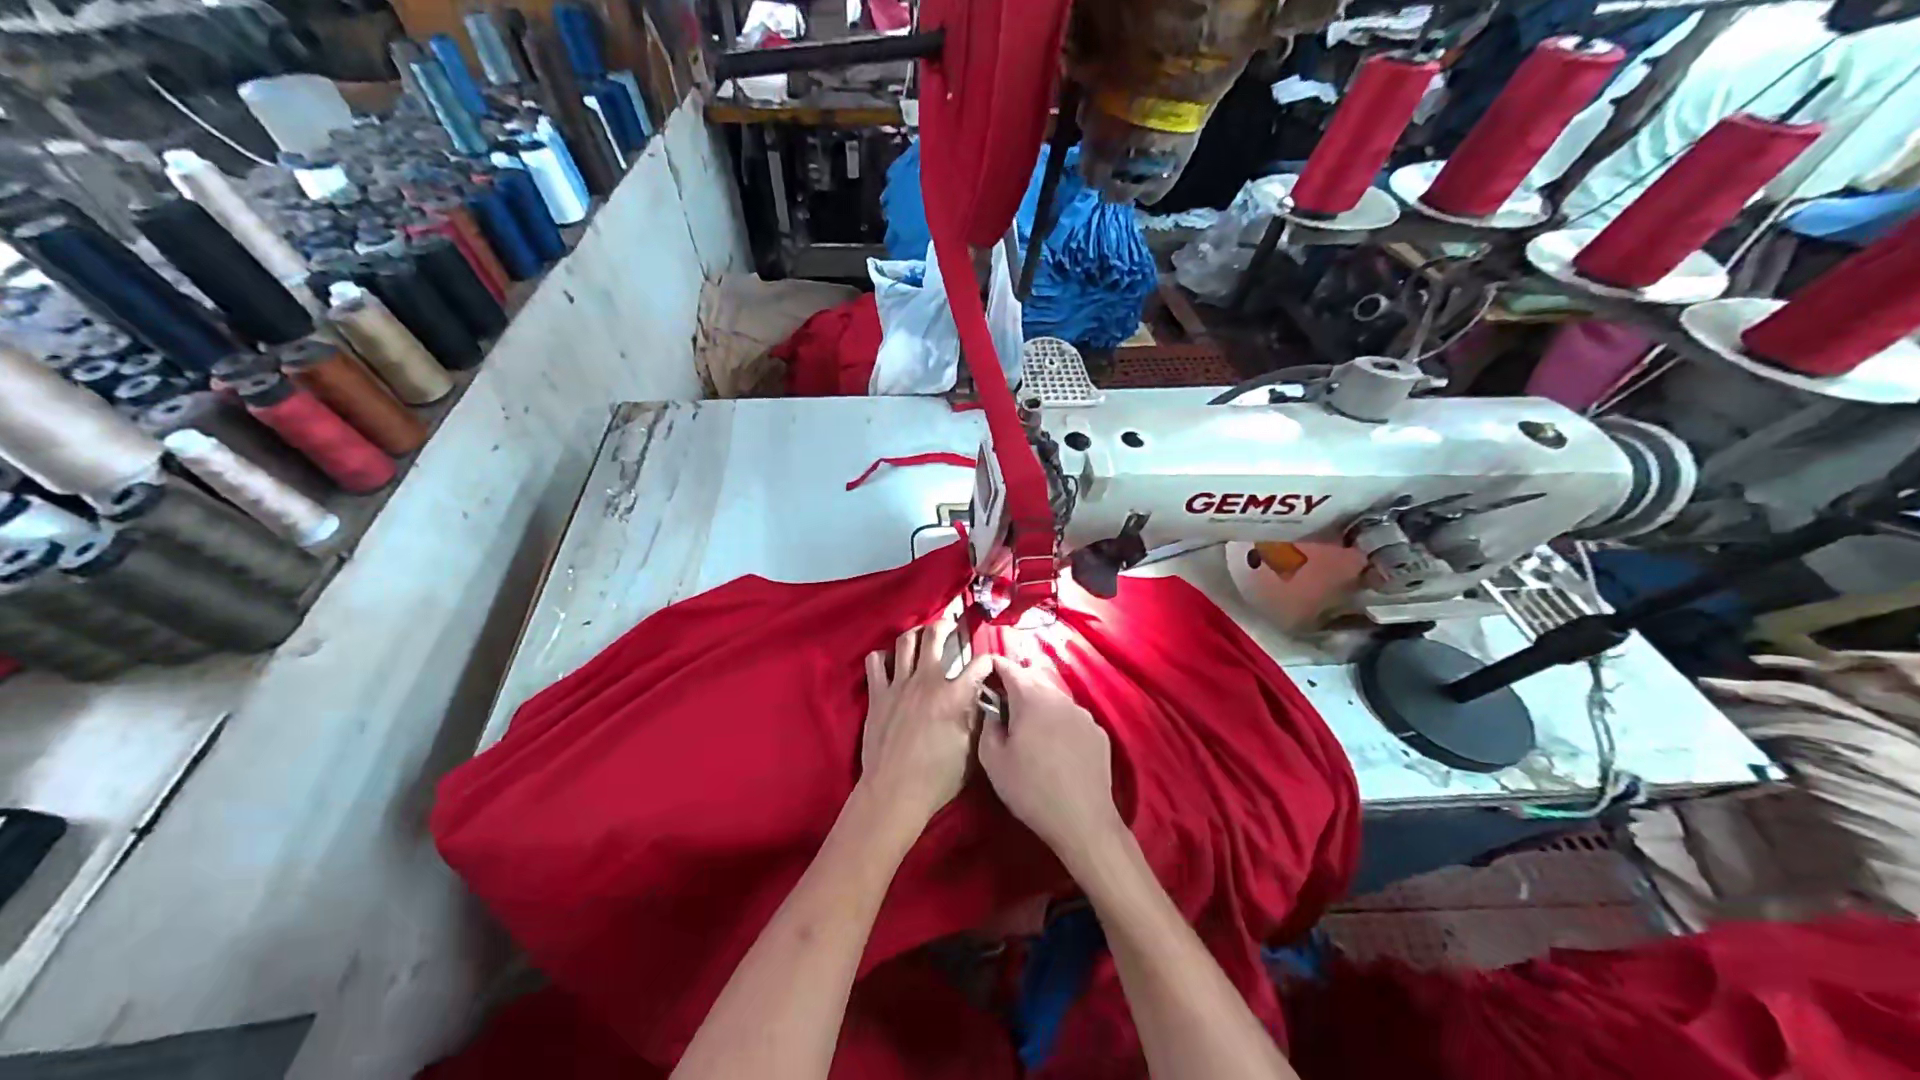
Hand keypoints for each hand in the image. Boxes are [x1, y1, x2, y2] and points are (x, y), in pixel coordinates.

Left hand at [858, 618, 993, 826]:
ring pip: (905, 641)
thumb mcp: (972, 750)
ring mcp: (899, 685)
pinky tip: (890, 662)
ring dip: (916, 634)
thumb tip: (983, 700)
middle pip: (935, 635)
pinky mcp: (877, 694)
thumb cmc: (938, 778)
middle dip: (946, 625)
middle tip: (951, 627)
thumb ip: (978, 719)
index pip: (979, 663)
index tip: (991, 663)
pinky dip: (884, 657)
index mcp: (954, 695)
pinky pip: (876, 662)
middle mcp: (927, 680)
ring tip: (922, 636)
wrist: (894, 792)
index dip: (989, 660)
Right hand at [978, 657, 1125, 867]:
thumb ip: (988, 727)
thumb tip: (994, 711)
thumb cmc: (1030, 789)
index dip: (995, 666)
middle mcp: (1060, 698)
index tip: (986, 671)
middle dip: (1018, 684)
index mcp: (1031, 699)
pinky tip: (1056, 747)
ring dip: (1040, 705)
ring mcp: (1083, 715)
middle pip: (1035, 678)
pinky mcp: (1098, 733)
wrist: (1082, 820)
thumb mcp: (993, 761)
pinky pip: (1073, 718)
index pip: (1010, 668)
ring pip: (1056, 698)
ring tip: (1031, 729)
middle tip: (1004, 704)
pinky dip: (1060, 723)